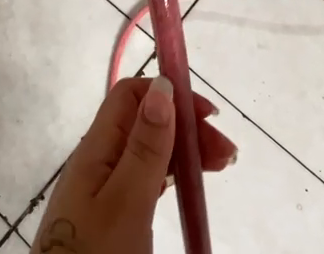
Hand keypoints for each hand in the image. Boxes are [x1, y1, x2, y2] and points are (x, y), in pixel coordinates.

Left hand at [30, 76, 238, 253]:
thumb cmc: (97, 253)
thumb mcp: (126, 201)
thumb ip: (145, 146)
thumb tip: (162, 85)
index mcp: (96, 146)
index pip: (131, 96)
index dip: (169, 95)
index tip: (209, 116)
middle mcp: (99, 158)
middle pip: (144, 122)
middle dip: (186, 125)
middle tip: (227, 154)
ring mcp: (104, 186)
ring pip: (148, 150)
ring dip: (184, 149)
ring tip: (220, 165)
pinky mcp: (112, 212)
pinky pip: (145, 177)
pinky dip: (172, 174)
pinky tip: (187, 183)